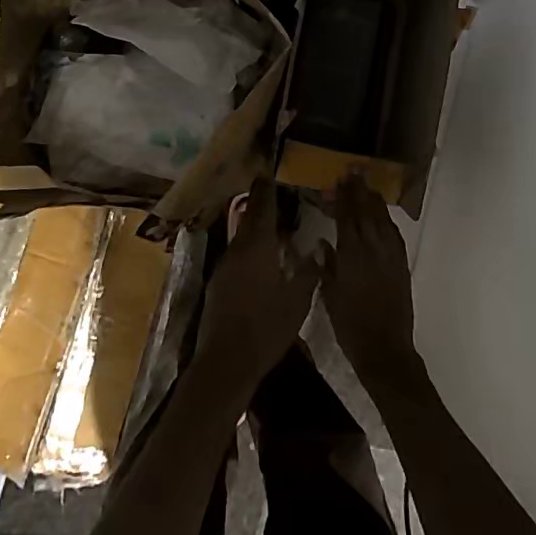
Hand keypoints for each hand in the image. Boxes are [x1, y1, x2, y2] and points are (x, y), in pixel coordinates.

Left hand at [193, 183, 320, 394]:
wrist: (226, 361)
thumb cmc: (266, 328)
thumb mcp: (296, 301)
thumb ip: (308, 272)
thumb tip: (316, 249)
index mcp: (256, 248)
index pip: (262, 209)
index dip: (266, 190)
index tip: (268, 173)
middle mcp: (237, 251)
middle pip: (249, 220)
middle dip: (260, 205)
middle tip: (272, 192)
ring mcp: (224, 268)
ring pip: (242, 239)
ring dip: (255, 229)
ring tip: (272, 224)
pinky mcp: (218, 285)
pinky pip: (237, 256)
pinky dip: (249, 249)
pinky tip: (261, 259)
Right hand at [323, 174, 420, 386]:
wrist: (385, 349)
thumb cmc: (350, 324)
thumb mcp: (329, 294)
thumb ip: (326, 266)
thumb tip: (322, 244)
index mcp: (351, 254)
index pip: (346, 216)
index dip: (343, 196)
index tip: (339, 178)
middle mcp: (373, 249)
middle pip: (366, 212)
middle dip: (360, 191)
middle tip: (354, 172)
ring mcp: (391, 256)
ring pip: (382, 220)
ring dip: (374, 202)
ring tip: (367, 187)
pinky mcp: (402, 266)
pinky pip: (394, 235)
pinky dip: (386, 221)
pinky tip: (381, 217)